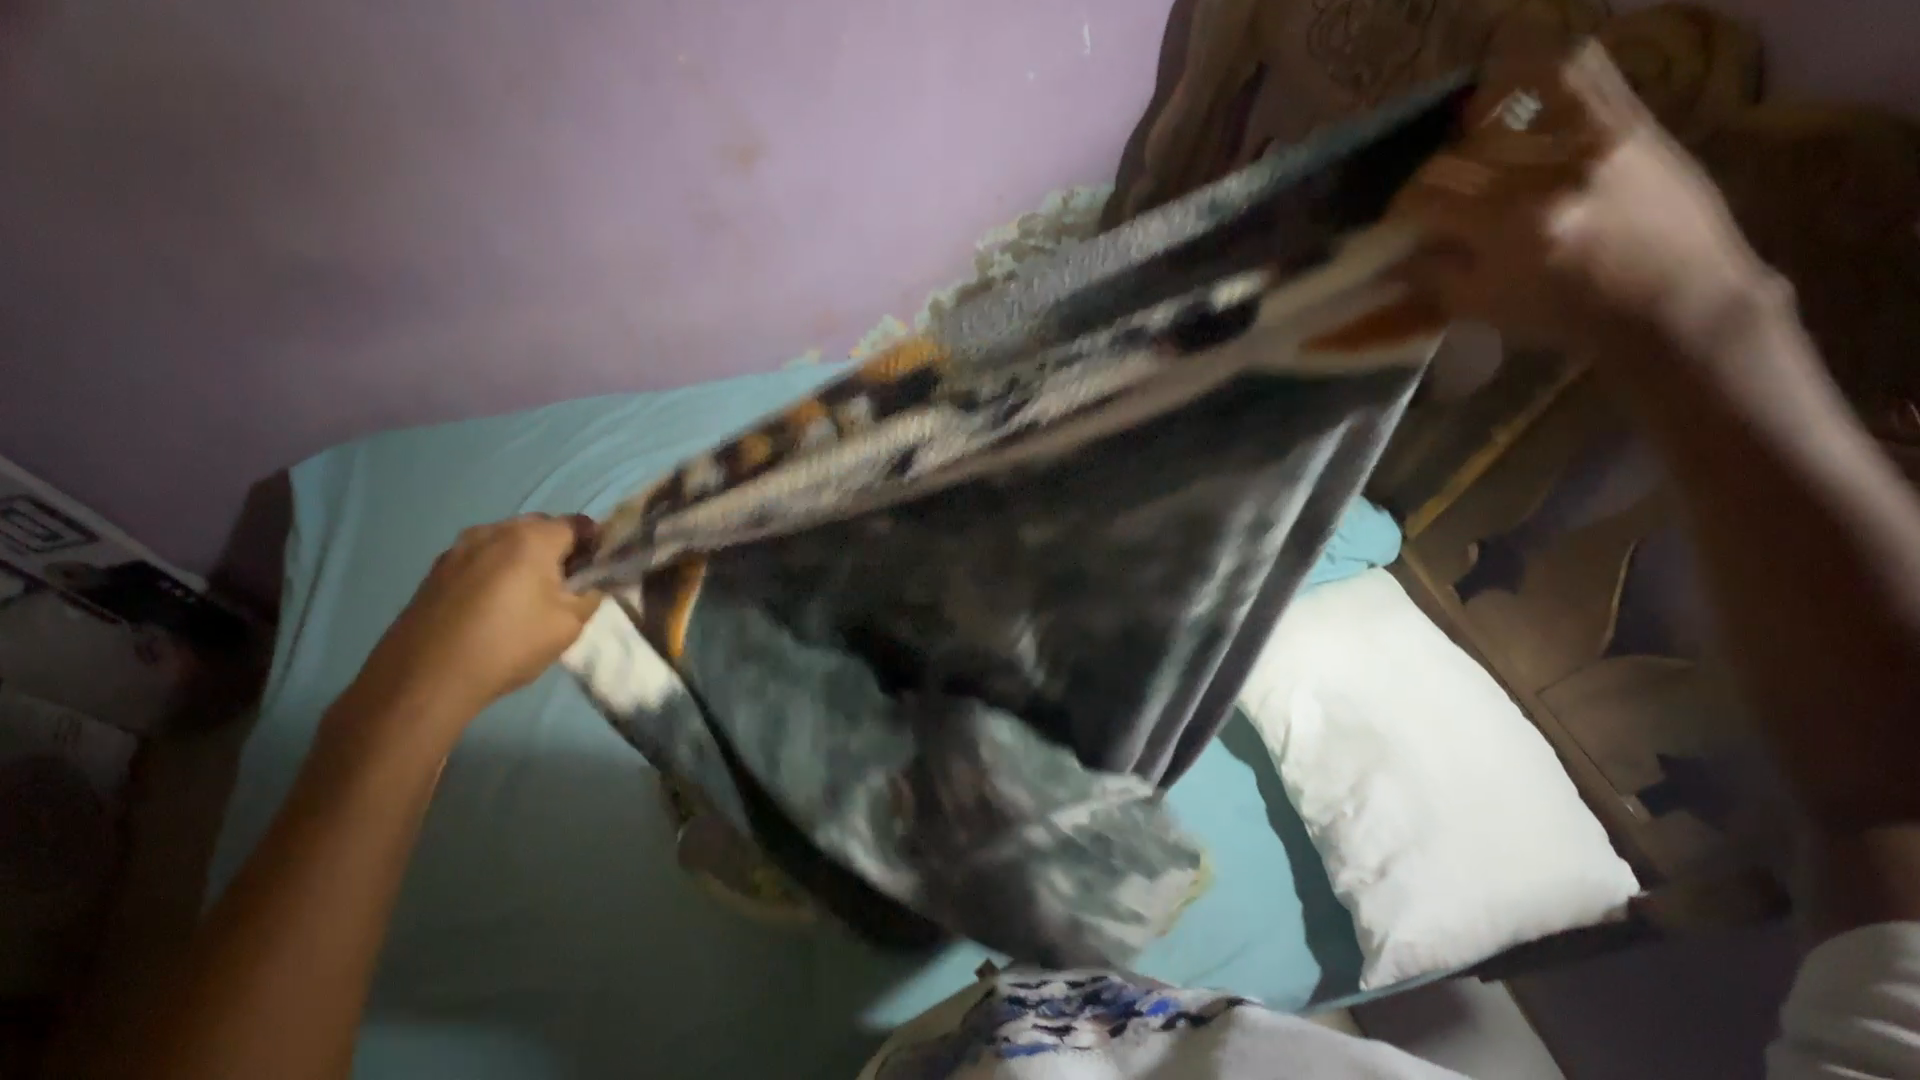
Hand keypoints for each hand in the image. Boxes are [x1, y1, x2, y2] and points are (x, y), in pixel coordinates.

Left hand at [351, 514, 601, 726]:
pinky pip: (480, 558)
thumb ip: (590, 595)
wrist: (426, 676)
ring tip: (527, 597)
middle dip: (559, 549)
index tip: (598, 571)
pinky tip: (493, 606)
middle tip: (566, 586)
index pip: (579, 523)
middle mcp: (494, 531)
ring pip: (507, 542)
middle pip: (540, 527)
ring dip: (524, 559)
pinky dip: (495, 571)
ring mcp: (459, 548)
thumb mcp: (569, 625)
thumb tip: (592, 584)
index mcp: (532, 538)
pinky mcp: (436, 569)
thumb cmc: (508, 645)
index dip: (596, 543)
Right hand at [1391, 43, 1779, 359]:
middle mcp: (1549, 175)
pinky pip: (1574, 70)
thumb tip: (1394, 256)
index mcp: (1509, 229)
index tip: (1401, 223)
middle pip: (1459, 156)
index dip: (1401, 209)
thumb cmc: (1575, 318)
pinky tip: (1514, 101)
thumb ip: (1435, 276)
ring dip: (1474, 127)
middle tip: (1437, 199)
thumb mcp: (1489, 310)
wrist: (1678, 303)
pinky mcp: (1627, 123)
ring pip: (1508, 107)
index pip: (1426, 197)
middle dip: (1434, 181)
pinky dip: (1532, 77)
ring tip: (1471, 143)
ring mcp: (1593, 141)